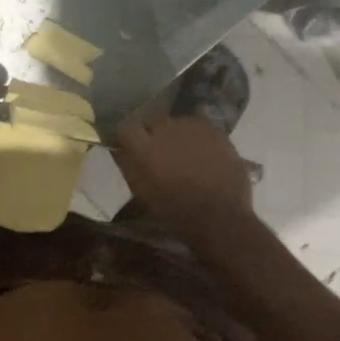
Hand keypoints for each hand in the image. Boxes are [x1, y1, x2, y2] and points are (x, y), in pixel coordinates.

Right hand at [113, 87, 255, 239]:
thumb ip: (127, 165)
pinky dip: (196, 135)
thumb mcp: (141, 191)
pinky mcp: (212, 129)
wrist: (220, 218)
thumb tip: (119, 148)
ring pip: (175, 122)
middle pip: (152, 123)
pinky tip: (202, 151)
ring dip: (175, 135)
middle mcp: (164, 129)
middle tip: (162, 154)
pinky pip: (197, 124)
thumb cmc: (176, 210)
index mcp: (143, 147)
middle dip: (153, 136)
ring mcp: (190, 127)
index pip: (125, 127)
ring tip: (185, 154)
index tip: (131, 147)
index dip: (128, 138)